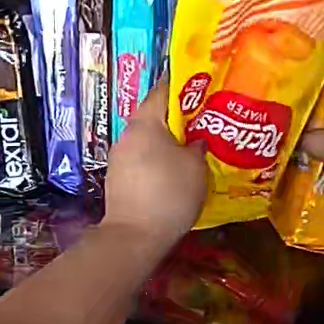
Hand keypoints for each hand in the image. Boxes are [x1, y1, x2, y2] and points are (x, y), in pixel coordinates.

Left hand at [102, 86, 207, 247]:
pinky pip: (143, 162)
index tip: (205, 89)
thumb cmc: (169, 194)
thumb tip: (196, 141)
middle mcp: (127, 134)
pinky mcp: (118, 180)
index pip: (165, 90)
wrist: (135, 236)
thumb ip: (198, 146)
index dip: (186, 87)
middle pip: (155, 117)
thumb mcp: (196, 167)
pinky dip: (158, 164)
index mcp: (145, 122)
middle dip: (179, 120)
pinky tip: (175, 176)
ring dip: (168, 145)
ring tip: (193, 153)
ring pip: (148, 142)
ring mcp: (119, 158)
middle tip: (205, 124)